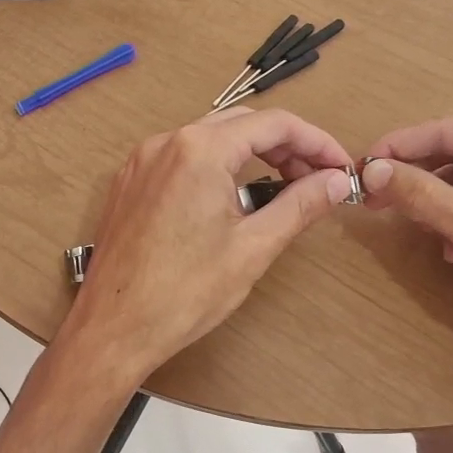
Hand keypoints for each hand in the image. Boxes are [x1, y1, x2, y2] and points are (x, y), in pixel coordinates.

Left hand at [64, 107, 352, 380]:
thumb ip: (300, 205)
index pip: (274, 124)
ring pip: (210, 139)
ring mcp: (142, 162)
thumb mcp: (253, 248)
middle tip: (315, 180)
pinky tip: (231, 200)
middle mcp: (166, 143)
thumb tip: (335, 181)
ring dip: (250, 156)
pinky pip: (181, 159)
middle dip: (285, 147)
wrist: (114, 328)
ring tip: (280, 191)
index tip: (339, 168)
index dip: (316, 143)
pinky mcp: (129, 184)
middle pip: (241, 124)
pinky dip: (215, 168)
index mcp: (199, 150)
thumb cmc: (180, 294)